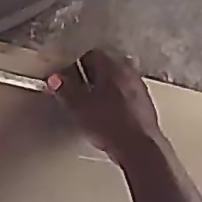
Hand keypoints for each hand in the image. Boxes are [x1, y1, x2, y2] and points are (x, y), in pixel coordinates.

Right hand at [48, 49, 162, 164]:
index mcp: (112, 67)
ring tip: (92, 102)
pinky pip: (127, 95)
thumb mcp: (78, 108)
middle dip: (92, 75)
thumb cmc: (109, 124)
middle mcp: (128, 73)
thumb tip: (55, 79)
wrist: (138, 147)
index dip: (77, 65)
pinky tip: (108, 114)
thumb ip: (65, 90)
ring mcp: (139, 88)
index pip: (92, 54)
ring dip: (106, 87)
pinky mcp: (145, 105)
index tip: (68, 77)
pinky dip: (116, 100)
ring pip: (118, 80)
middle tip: (79, 88)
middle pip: (107, 66)